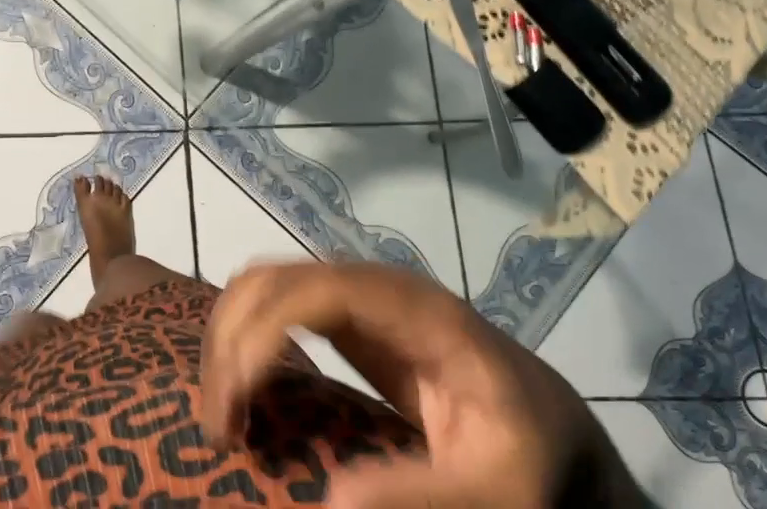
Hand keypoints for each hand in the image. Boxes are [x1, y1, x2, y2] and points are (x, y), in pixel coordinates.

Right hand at [200, 260, 640, 508]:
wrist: (545, 420)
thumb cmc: (527, 450)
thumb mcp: (497, 489)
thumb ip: (426, 494)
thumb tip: (331, 500)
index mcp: (415, 310)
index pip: (315, 292)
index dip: (263, 331)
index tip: (239, 399)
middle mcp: (373, 286)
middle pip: (272, 280)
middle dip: (230, 341)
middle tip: (221, 424)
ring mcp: (352, 294)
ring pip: (259, 284)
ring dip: (225, 338)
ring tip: (223, 411)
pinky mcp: (339, 313)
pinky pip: (268, 303)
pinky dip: (239, 337)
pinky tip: (241, 389)